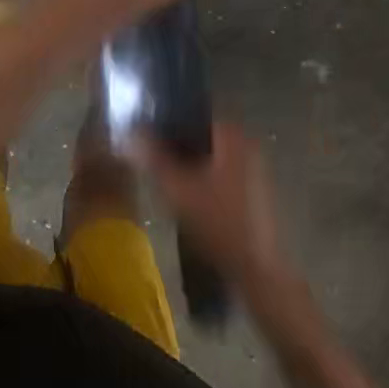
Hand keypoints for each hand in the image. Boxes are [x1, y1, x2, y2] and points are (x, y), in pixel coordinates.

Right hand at [132, 123, 285, 283]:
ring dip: (187, 162)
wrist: (260, 273)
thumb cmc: (220, 224)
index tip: (144, 131)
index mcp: (232, 137)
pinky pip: (220, 172)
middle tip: (148, 155)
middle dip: (174, 143)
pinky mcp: (254, 192)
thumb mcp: (178, 190)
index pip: (192, 114)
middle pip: (200, 135)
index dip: (166, 120)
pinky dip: (201, 177)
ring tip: (162, 175)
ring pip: (209, 155)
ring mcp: (253, 169)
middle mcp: (246, 145)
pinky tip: (185, 195)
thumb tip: (129, 132)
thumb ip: (152, 158)